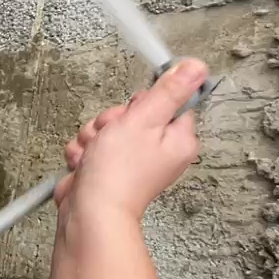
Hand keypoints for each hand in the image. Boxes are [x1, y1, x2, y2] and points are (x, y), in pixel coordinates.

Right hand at [55, 59, 206, 222]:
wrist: (90, 210)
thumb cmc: (118, 172)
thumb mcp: (143, 120)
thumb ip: (168, 91)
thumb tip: (195, 67)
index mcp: (177, 138)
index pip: (164, 101)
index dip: (141, 102)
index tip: (132, 112)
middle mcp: (158, 150)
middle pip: (130, 114)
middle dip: (109, 121)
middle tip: (110, 135)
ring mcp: (131, 161)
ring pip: (105, 129)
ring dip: (92, 137)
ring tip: (95, 153)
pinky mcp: (107, 169)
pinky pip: (91, 147)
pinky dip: (83, 153)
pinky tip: (85, 164)